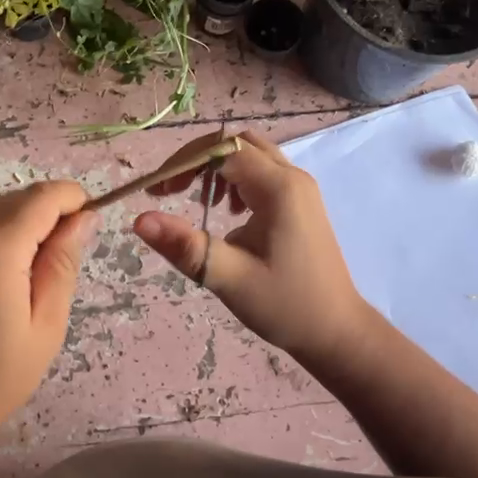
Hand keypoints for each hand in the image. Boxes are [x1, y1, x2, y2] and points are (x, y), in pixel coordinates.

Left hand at [0, 181, 97, 464]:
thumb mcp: (45, 327)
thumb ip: (63, 264)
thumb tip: (83, 219)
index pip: (42, 198)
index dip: (71, 199)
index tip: (90, 219)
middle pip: (13, 199)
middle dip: (45, 212)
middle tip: (63, 254)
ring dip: (16, 224)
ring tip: (27, 274)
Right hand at [133, 130, 372, 361]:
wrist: (338, 334)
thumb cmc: (287, 306)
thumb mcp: (230, 278)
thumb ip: (186, 246)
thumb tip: (139, 221)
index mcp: (279, 188)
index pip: (222, 150)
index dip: (185, 164)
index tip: (158, 193)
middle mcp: (291, 177)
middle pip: (235, 143)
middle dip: (198, 160)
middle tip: (172, 192)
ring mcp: (299, 188)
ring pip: (249, 154)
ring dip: (217, 169)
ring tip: (198, 202)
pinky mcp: (299, 201)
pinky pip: (261, 171)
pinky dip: (235, 179)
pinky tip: (226, 212)